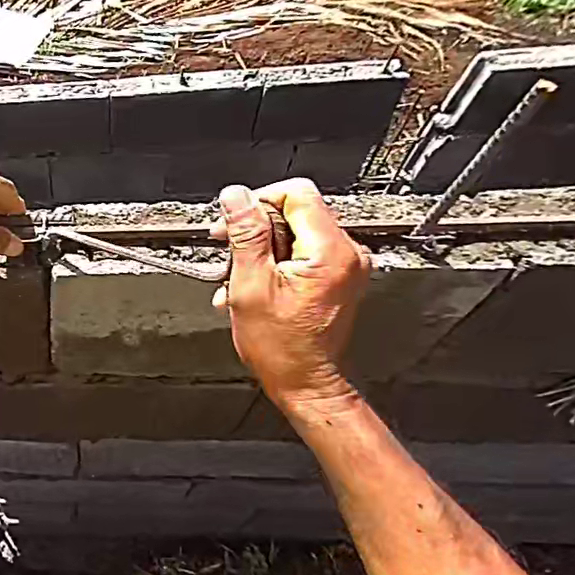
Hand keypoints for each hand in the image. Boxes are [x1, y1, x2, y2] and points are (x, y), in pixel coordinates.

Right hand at [212, 180, 370, 408]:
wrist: (303, 381)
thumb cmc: (282, 347)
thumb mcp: (251, 285)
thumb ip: (245, 234)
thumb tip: (236, 197)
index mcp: (329, 251)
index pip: (297, 193)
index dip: (259, 201)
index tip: (234, 220)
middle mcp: (346, 254)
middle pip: (295, 211)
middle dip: (255, 229)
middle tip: (229, 250)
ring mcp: (344, 266)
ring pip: (294, 232)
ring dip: (259, 250)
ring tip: (238, 276)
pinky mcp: (336, 277)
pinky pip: (301, 252)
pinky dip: (273, 263)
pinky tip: (253, 284)